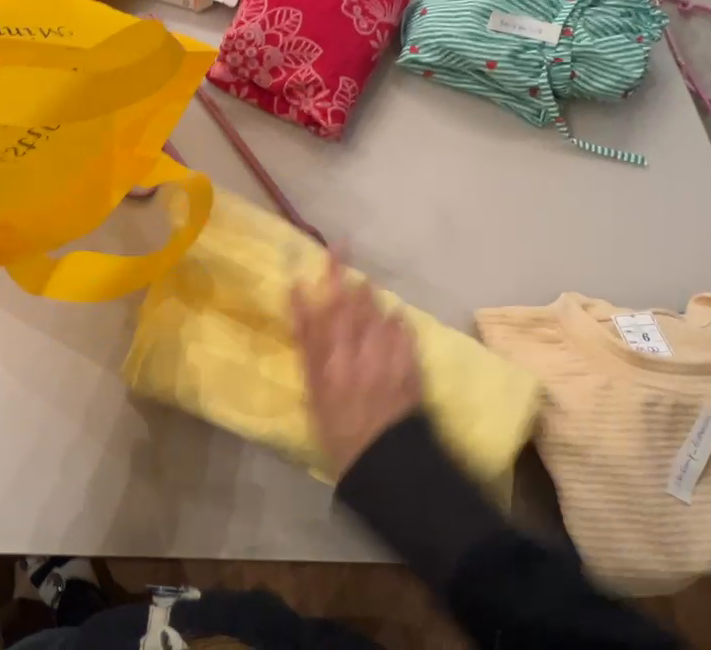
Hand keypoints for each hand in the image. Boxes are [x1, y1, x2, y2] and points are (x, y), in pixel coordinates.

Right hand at [291, 250, 423, 476]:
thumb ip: (307, 348)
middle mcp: (357, 355)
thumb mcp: (313, 393)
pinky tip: (394, 315)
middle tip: (342, 247)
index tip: (314, 261)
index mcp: (329, 363)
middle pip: (350, 306)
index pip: (320, 314)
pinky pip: (404, 336)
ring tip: (363, 283)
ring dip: (369, 296)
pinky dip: (397, 322)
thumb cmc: (339, 432)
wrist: (385, 464)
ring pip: (377, 315)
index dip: (319, 285)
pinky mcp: (409, 368)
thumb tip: (300, 310)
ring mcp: (386, 359)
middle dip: (343, 276)